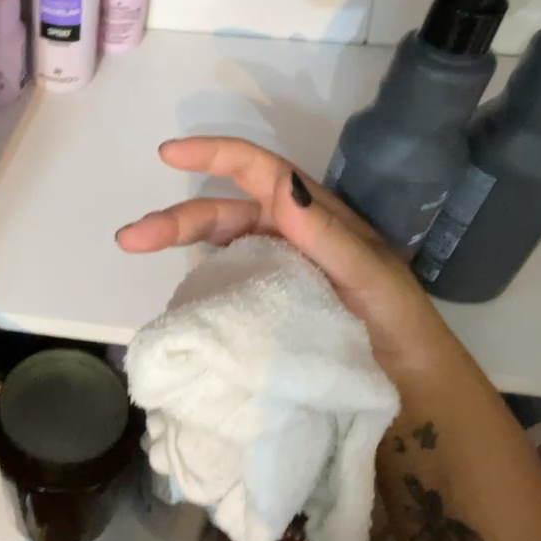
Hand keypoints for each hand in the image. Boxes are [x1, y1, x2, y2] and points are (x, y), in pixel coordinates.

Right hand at [114, 137, 476, 387]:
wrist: (409, 386)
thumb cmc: (396, 324)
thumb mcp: (370, 276)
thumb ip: (327, 235)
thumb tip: (279, 182)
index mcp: (312, 217)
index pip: (259, 173)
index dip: (214, 156)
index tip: (168, 154)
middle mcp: (287, 237)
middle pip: (223, 213)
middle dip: (176, 218)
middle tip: (130, 238)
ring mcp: (273, 273)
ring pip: (217, 247)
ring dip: (177, 246)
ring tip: (136, 255)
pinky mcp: (264, 308)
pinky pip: (223, 286)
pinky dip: (195, 285)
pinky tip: (174, 300)